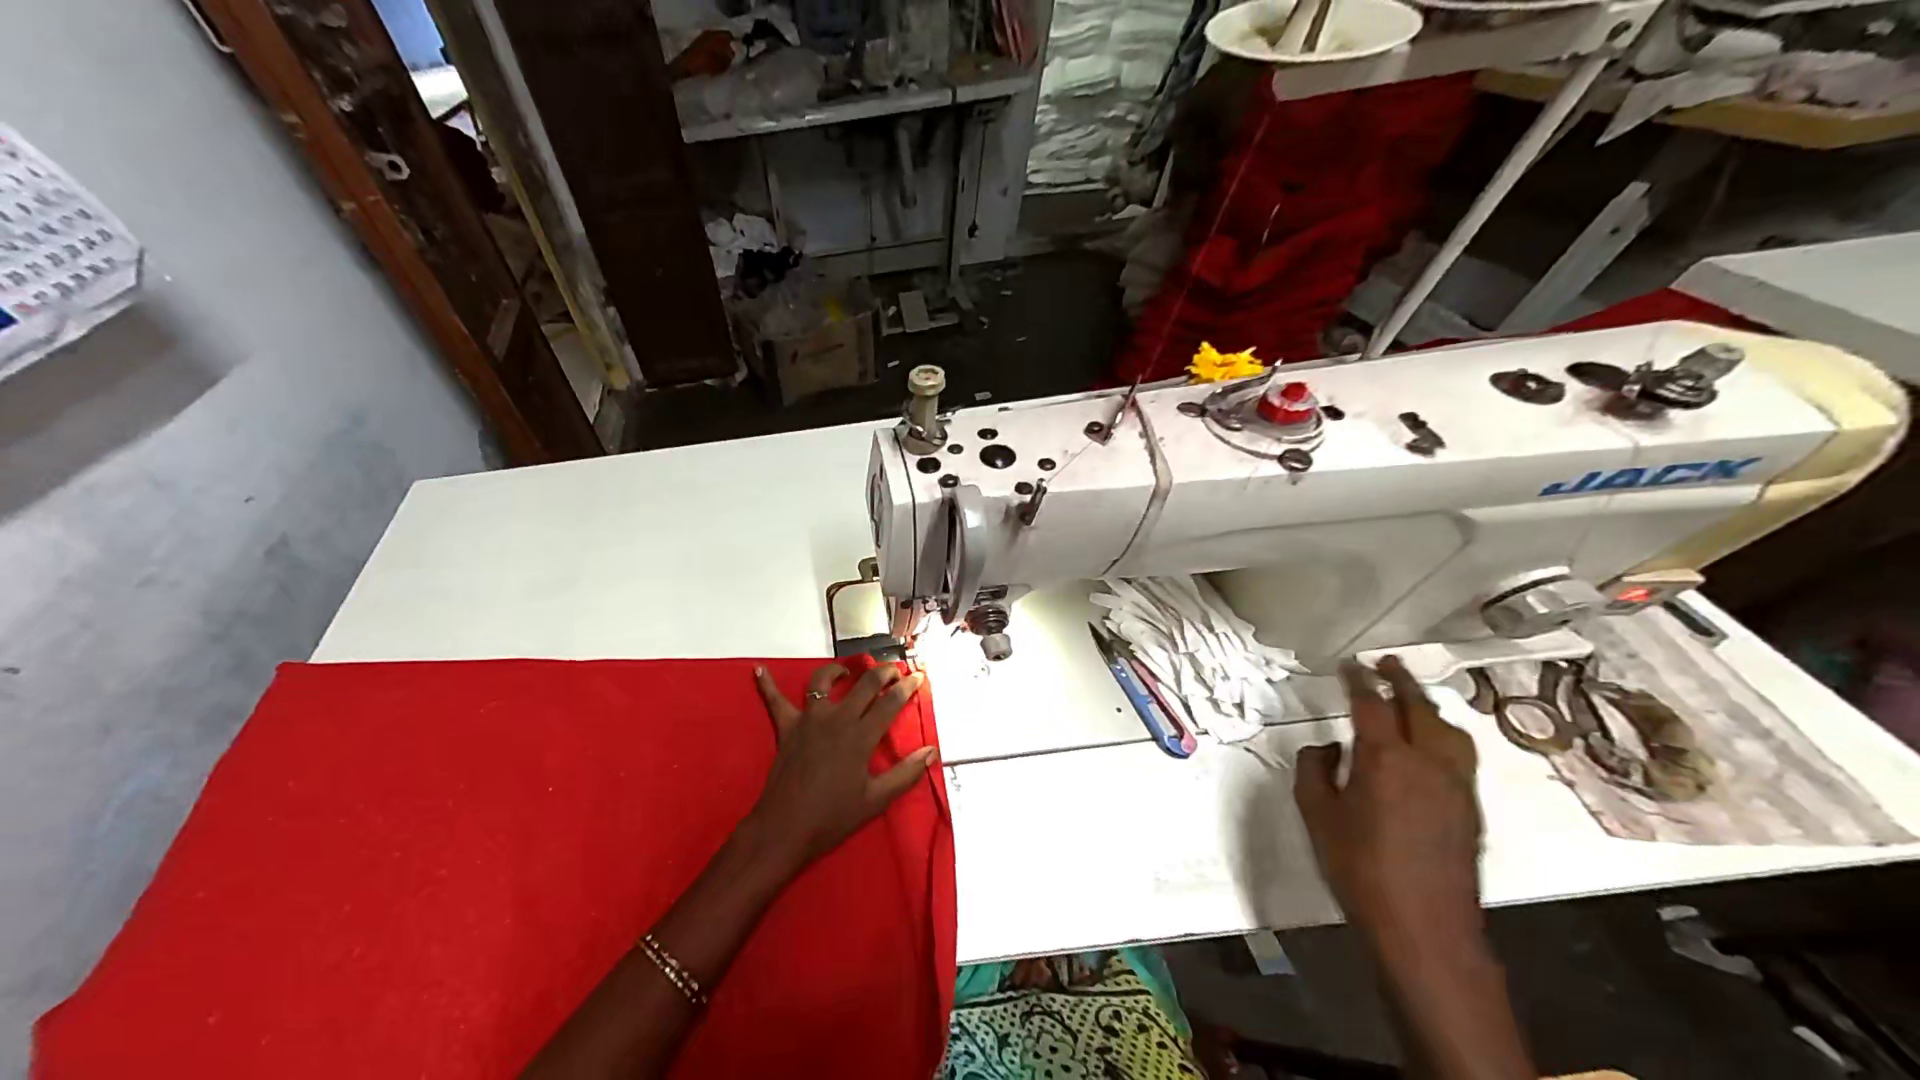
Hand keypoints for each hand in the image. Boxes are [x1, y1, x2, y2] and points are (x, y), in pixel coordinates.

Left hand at [747, 663, 935, 871]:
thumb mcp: (876, 800)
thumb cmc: (833, 817)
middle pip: (864, 683)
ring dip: (837, 670)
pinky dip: (767, 685)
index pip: (890, 702)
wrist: (785, 828)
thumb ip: (906, 774)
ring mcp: (809, 720)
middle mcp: (837, 719)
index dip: (907, 686)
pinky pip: (774, 701)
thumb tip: (932, 752)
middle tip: (894, 669)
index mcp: (861, 736)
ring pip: (823, 682)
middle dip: (883, 671)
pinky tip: (758, 670)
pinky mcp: (787, 728)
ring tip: (846, 671)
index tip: (918, 676)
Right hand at [1295, 656, 1482, 948]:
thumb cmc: (1359, 868)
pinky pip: (1460, 753)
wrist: (1424, 926)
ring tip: (1412, 696)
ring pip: (1448, 728)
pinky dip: (1443, 732)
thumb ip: (1315, 769)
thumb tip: (1328, 747)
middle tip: (1386, 662)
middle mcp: (1428, 761)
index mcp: (1385, 759)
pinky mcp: (1472, 807)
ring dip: (1428, 705)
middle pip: (1418, 706)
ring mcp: (1457, 784)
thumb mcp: (1317, 815)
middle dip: (1401, 680)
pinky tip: (1431, 742)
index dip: (1359, 679)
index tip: (1349, 664)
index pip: (1372, 703)